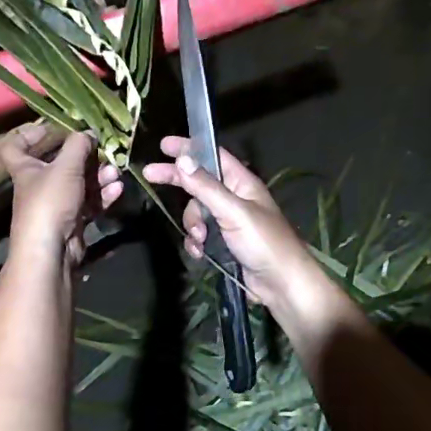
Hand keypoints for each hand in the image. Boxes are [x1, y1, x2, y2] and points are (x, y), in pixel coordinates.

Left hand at [0, 123, 122, 266]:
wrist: (51, 251)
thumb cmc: (50, 202)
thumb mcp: (65, 166)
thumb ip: (78, 145)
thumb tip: (88, 132)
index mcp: (26, 169)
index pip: (14, 147)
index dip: (28, 135)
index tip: (52, 128)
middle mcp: (39, 185)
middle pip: (59, 164)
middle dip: (83, 156)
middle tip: (103, 151)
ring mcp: (56, 205)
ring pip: (79, 184)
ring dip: (98, 176)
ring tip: (115, 173)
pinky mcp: (72, 222)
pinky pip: (89, 203)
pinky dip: (102, 195)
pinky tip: (117, 190)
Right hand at [141, 136, 326, 311]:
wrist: (281, 284)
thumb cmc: (264, 242)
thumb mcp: (234, 212)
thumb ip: (206, 187)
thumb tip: (182, 159)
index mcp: (242, 183)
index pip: (212, 156)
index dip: (189, 148)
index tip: (164, 145)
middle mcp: (234, 197)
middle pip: (198, 182)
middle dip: (177, 181)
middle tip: (149, 175)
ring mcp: (228, 221)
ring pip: (196, 212)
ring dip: (193, 224)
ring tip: (200, 238)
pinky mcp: (223, 242)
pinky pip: (199, 234)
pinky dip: (196, 242)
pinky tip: (201, 253)